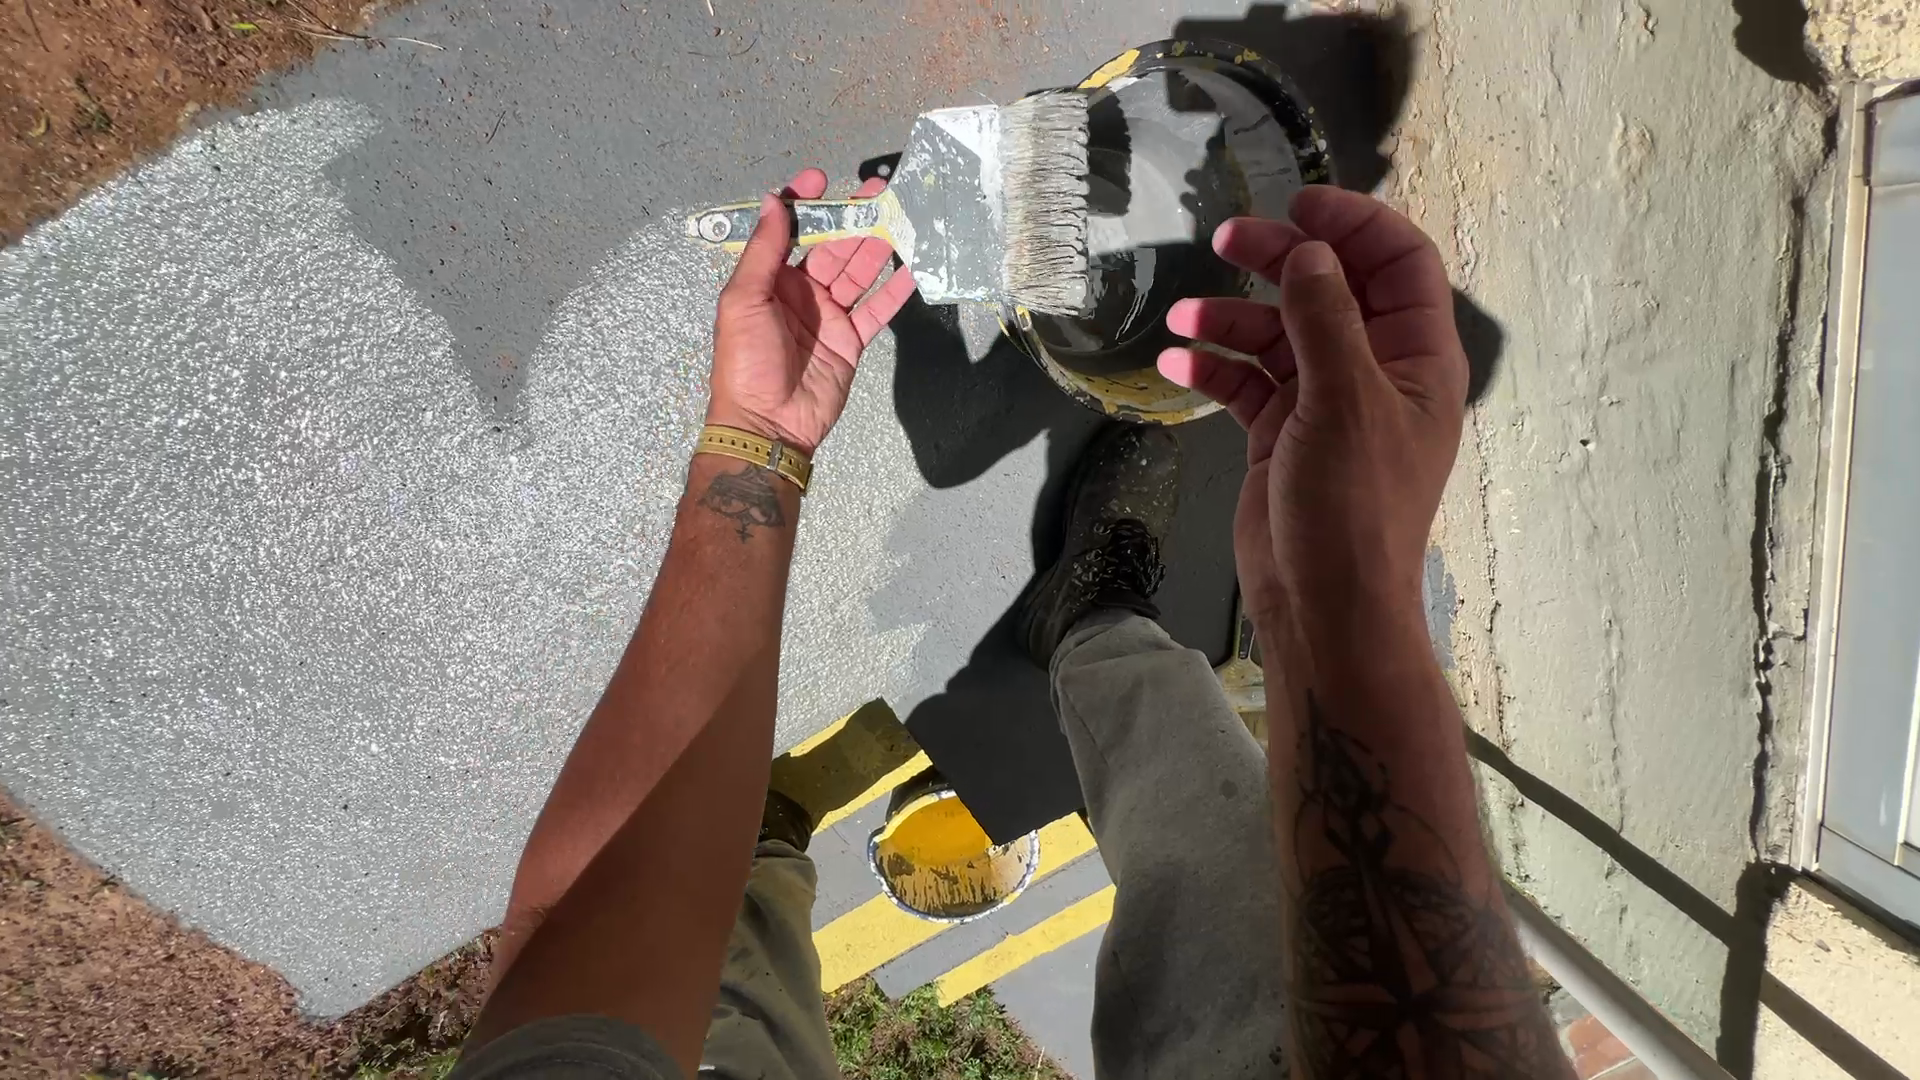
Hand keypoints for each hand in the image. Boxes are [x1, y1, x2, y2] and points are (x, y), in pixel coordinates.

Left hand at [707, 168, 917, 454]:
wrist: (768, 422)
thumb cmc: (747, 360)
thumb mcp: (744, 300)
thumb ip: (764, 251)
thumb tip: (774, 201)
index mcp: (770, 280)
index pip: (789, 232)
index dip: (804, 205)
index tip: (821, 178)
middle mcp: (802, 293)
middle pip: (832, 248)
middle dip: (853, 219)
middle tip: (878, 192)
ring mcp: (830, 317)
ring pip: (858, 273)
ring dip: (877, 247)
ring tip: (900, 219)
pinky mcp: (852, 341)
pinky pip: (876, 310)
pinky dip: (895, 290)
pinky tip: (913, 268)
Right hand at [1157, 186, 1467, 635]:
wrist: (1319, 598)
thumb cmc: (1350, 504)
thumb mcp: (1342, 404)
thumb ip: (1326, 323)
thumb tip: (1310, 253)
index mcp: (1412, 358)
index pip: (1397, 265)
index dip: (1354, 225)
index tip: (1298, 205)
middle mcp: (1368, 372)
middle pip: (1326, 293)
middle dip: (1279, 262)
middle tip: (1226, 239)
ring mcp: (1320, 405)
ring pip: (1277, 338)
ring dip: (1230, 322)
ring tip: (1182, 316)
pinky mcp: (1278, 435)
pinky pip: (1246, 385)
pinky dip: (1213, 370)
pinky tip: (1177, 363)